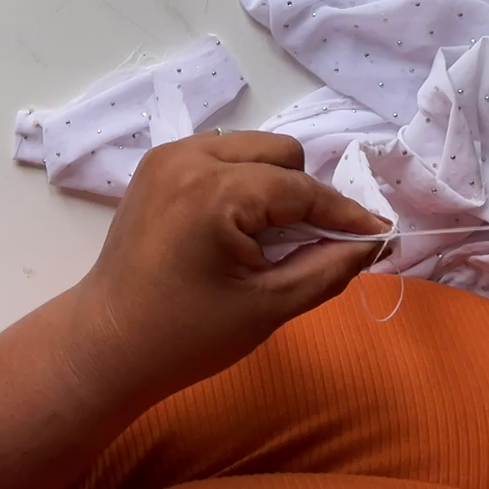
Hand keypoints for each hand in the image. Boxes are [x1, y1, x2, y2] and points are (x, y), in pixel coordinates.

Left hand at [68, 130, 387, 401]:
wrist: (109, 342)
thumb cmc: (187, 335)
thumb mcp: (269, 307)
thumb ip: (328, 267)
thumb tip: (373, 243)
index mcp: (215, 190)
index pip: (299, 189)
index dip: (343, 213)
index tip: (380, 234)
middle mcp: (190, 156)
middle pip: (279, 152)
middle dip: (304, 194)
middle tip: (307, 243)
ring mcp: (169, 154)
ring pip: (251, 146)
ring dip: (272, 182)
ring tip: (268, 235)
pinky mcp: (158, 162)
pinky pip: (221, 153)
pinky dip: (241, 178)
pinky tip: (235, 222)